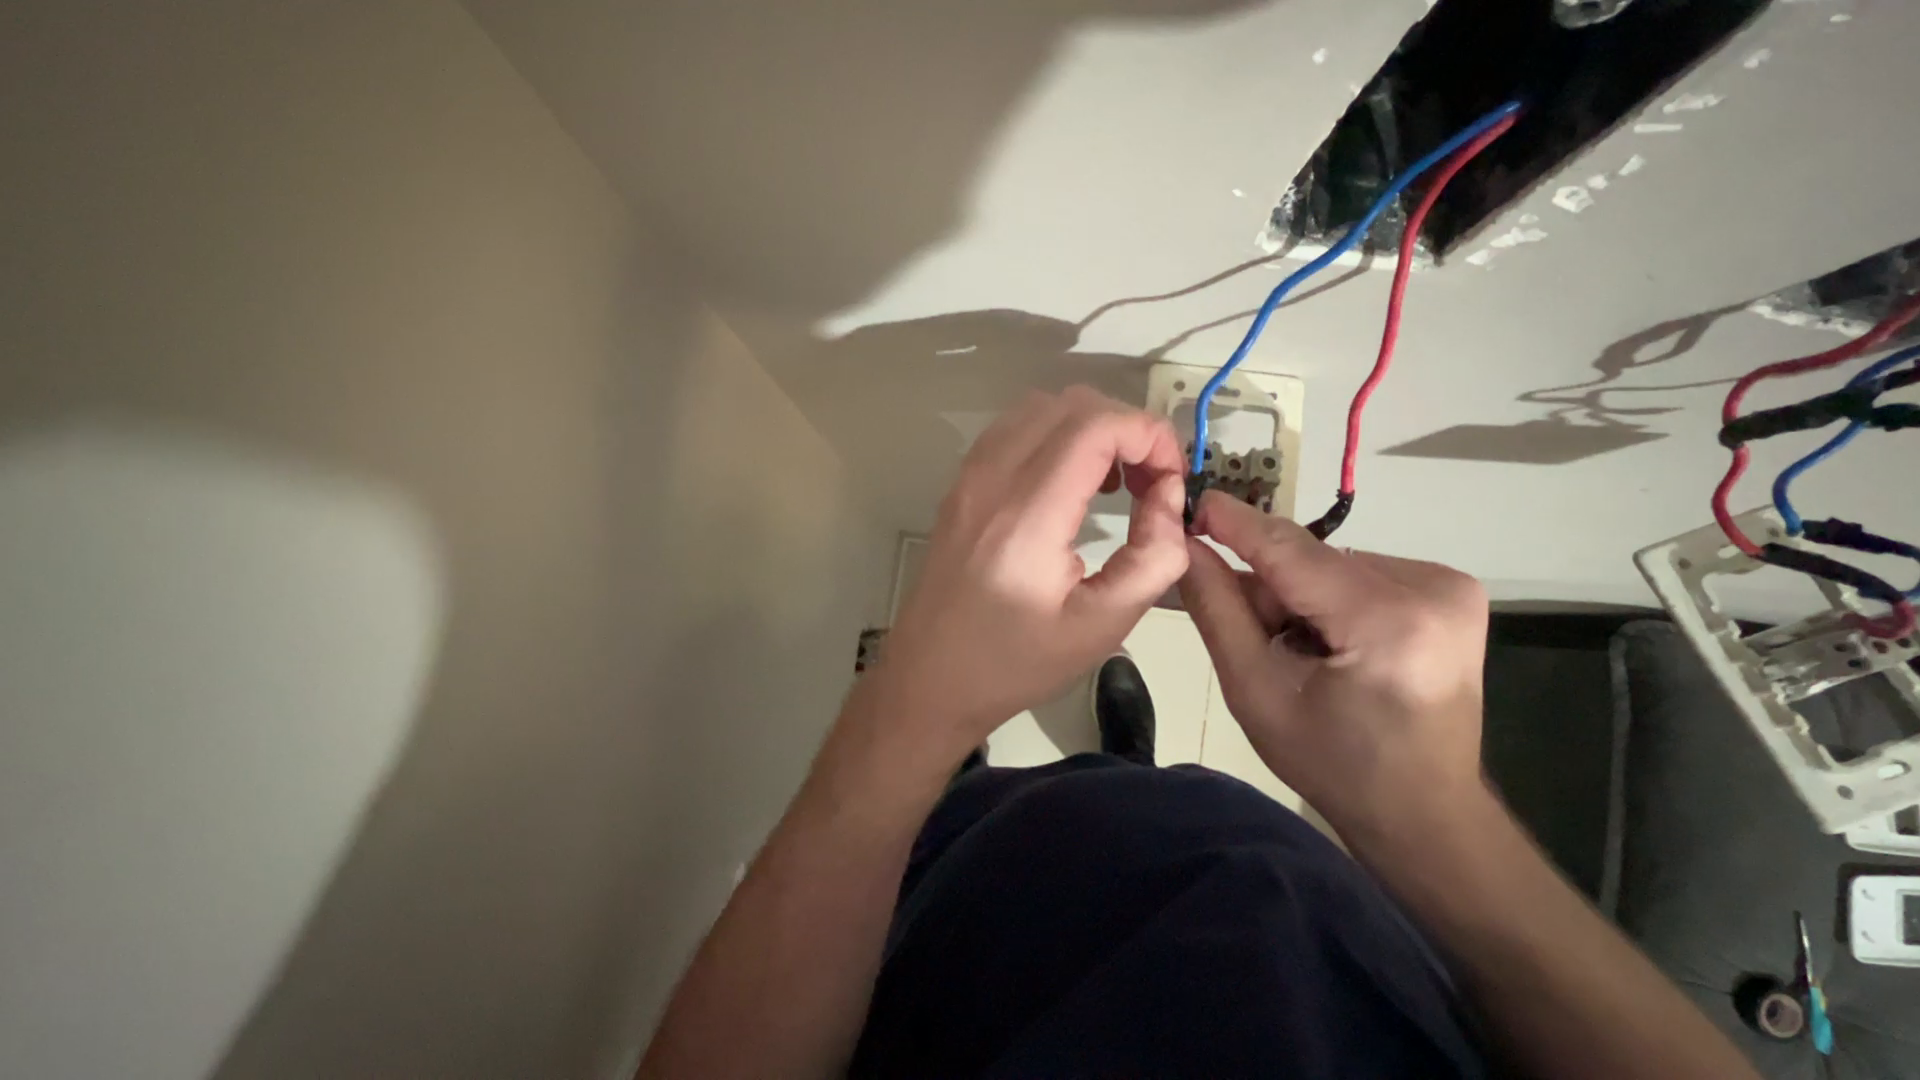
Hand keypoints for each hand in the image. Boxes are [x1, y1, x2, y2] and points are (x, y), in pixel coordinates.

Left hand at [869, 387, 1188, 762]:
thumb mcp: (1100, 627)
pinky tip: (1074, 484)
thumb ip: (1152, 560)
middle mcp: (993, 478)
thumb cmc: (1014, 662)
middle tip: (1151, 484)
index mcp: (1027, 513)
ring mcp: (970, 476)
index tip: (1172, 482)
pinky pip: (1016, 428)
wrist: (930, 678)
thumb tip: (1169, 501)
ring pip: (1042, 407)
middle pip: (1072, 404)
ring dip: (1092, 428)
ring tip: (1118, 482)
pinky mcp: (962, 485)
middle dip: (1127, 429)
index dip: (1149, 436)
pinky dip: (1057, 435)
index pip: (1096, 425)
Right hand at [1177, 491, 1489, 840]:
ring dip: (1301, 594)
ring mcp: (1451, 585)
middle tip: (1255, 639)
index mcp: (1387, 621)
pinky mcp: (1454, 589)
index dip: (1234, 524)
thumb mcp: (1256, 693)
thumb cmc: (1333, 764)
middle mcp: (1432, 587)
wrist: (1424, 811)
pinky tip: (1335, 645)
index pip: (1290, 550)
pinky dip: (1333, 599)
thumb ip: (1218, 610)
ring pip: (1334, 564)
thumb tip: (1186, 547)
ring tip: (1302, 654)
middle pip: (1311, 560)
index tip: (1189, 503)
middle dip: (1270, 586)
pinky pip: (1364, 573)